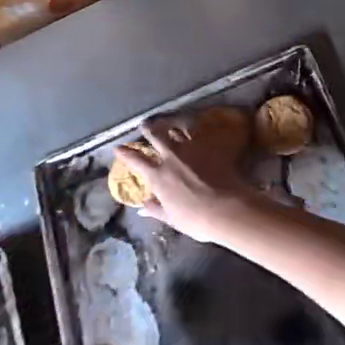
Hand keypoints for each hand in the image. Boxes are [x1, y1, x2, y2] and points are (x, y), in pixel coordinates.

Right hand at [135, 118, 260, 244]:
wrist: (227, 208)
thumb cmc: (196, 219)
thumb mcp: (172, 219)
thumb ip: (156, 209)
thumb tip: (143, 205)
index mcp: (158, 176)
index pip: (136, 161)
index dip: (125, 153)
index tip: (118, 147)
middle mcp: (172, 157)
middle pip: (157, 136)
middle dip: (149, 129)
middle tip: (144, 124)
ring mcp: (192, 148)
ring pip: (178, 130)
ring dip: (172, 126)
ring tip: (171, 124)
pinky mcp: (210, 146)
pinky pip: (199, 134)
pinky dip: (194, 131)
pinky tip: (196, 130)